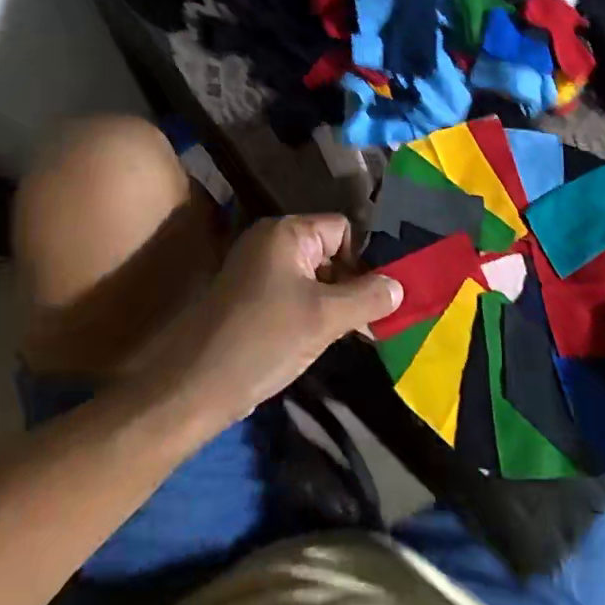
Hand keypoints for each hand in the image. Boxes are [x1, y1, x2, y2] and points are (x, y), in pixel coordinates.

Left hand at [143, 214, 401, 427]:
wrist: (204, 376)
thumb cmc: (266, 336)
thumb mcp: (325, 317)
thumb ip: (368, 297)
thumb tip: (400, 284)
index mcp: (285, 233)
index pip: (342, 228)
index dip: (366, 257)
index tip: (389, 292)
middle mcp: (271, 243)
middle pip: (330, 252)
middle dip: (357, 282)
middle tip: (386, 318)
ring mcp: (261, 271)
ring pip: (316, 277)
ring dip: (341, 301)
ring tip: (369, 332)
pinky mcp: (256, 298)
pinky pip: (299, 295)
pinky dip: (320, 312)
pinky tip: (340, 337)